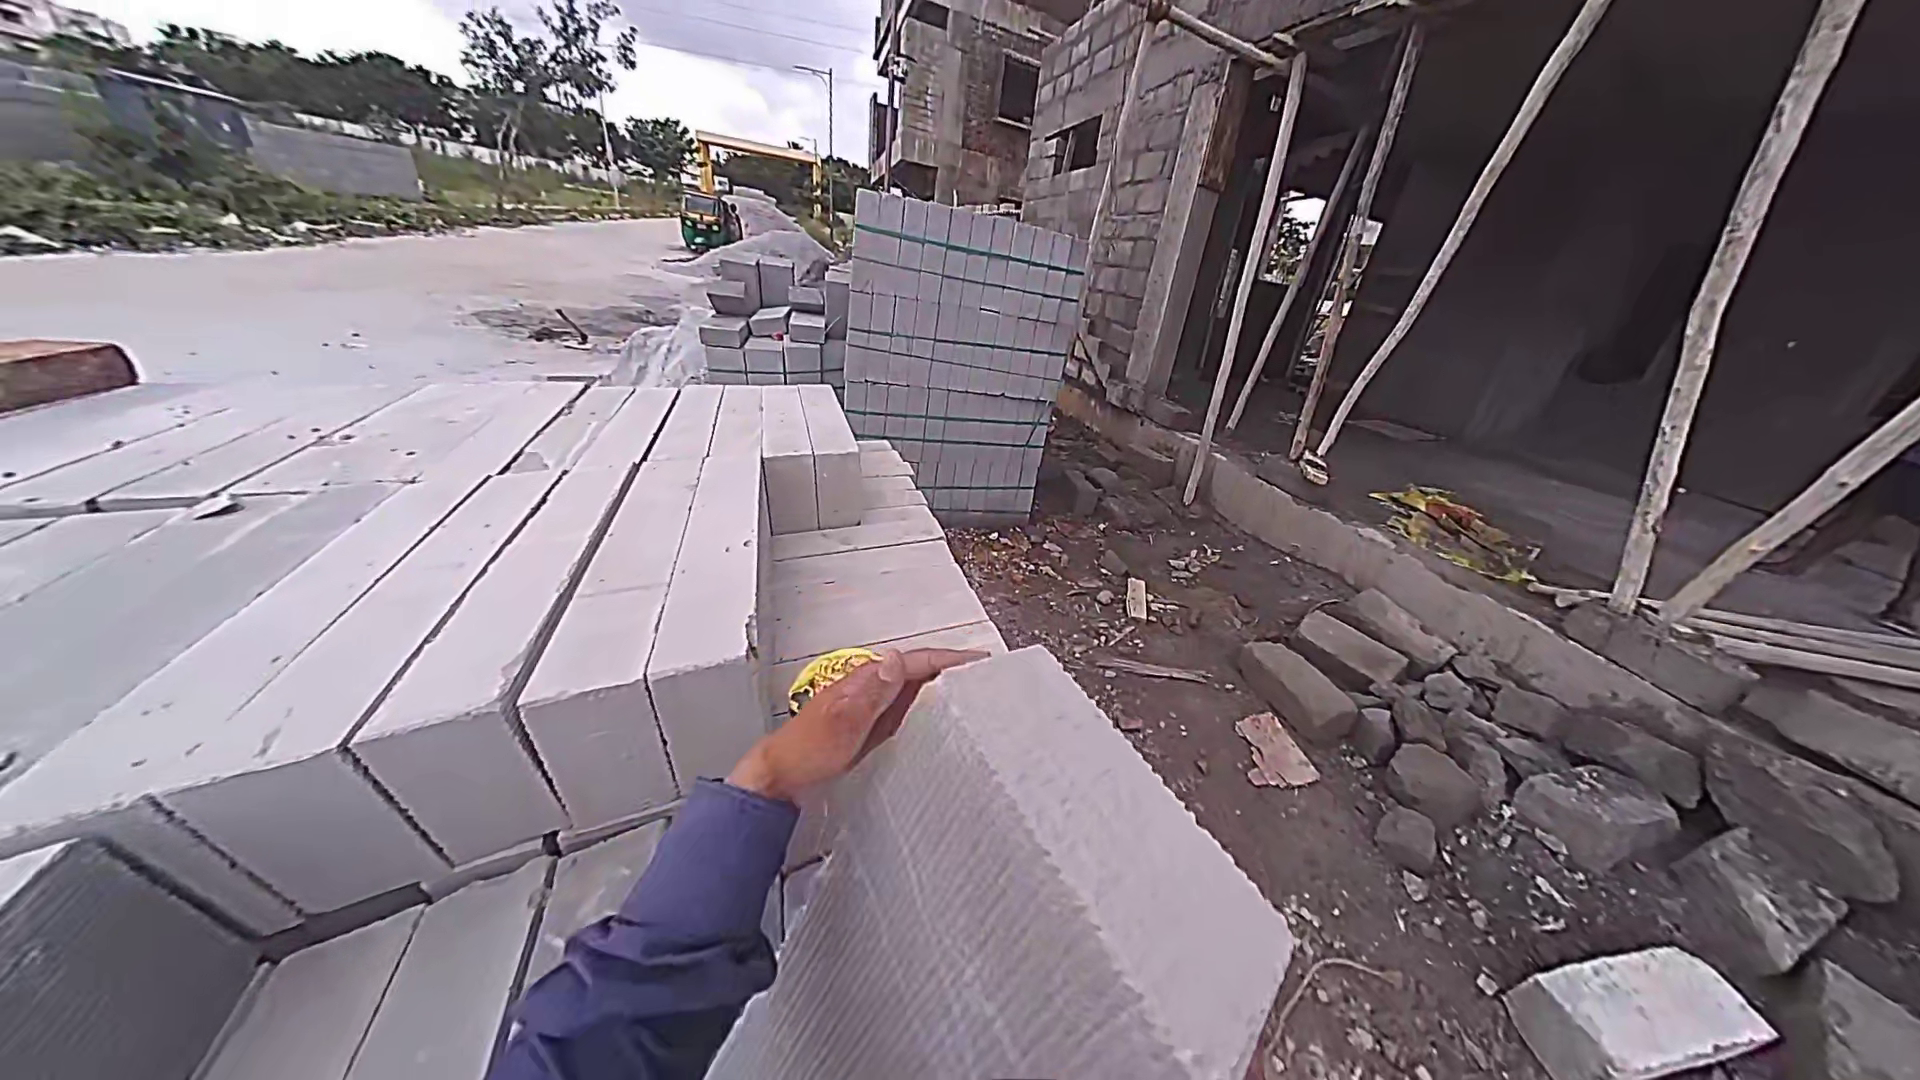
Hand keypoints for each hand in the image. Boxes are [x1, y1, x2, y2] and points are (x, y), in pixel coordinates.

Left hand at [726, 648, 985, 802]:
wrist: (783, 776)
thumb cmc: (806, 751)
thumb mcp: (842, 721)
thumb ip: (870, 692)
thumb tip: (896, 660)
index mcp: (868, 678)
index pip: (917, 660)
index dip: (950, 659)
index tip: (978, 661)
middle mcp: (873, 686)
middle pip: (921, 670)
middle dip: (953, 668)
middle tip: (985, 675)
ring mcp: (875, 703)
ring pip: (918, 687)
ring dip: (945, 686)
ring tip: (974, 693)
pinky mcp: (875, 722)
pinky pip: (910, 707)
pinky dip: (931, 707)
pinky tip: (941, 718)